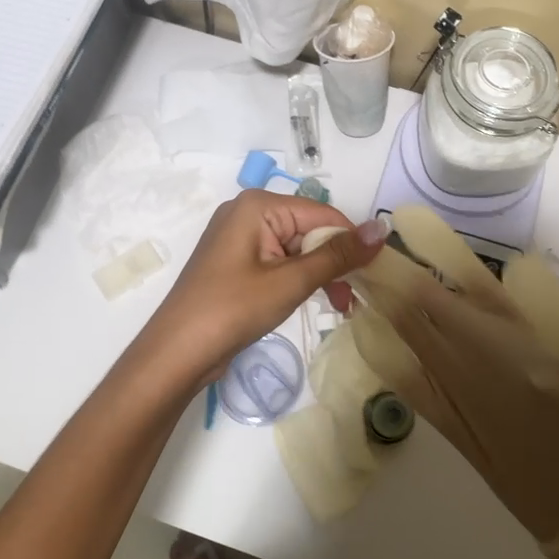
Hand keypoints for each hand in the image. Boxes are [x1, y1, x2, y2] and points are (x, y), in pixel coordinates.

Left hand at [141, 190, 387, 383]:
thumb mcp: (291, 281)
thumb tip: (382, 229)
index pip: (322, 214)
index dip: (351, 243)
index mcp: (258, 205)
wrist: (176, 354)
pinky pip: (279, 260)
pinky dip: (299, 279)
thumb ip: (337, 255)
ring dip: (320, 274)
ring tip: (339, 307)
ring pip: (297, 247)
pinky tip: (313, 301)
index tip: (374, 274)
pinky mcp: (236, 262)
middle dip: (335, 262)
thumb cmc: (233, 310)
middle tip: (353, 299)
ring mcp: (239, 237)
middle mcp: (248, 211)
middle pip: (309, 229)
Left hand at [343, 206, 558, 558]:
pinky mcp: (452, 433)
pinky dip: (387, 357)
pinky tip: (372, 338)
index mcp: (514, 347)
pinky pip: (409, 388)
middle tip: (361, 249)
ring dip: (381, 312)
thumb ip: (545, 312)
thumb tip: (506, 274)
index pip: (454, 291)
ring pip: (406, 347)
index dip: (419, 258)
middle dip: (386, 280)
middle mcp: (475, 372)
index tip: (395, 228)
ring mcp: (458, 405)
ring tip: (359, 282)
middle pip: (418, 315)